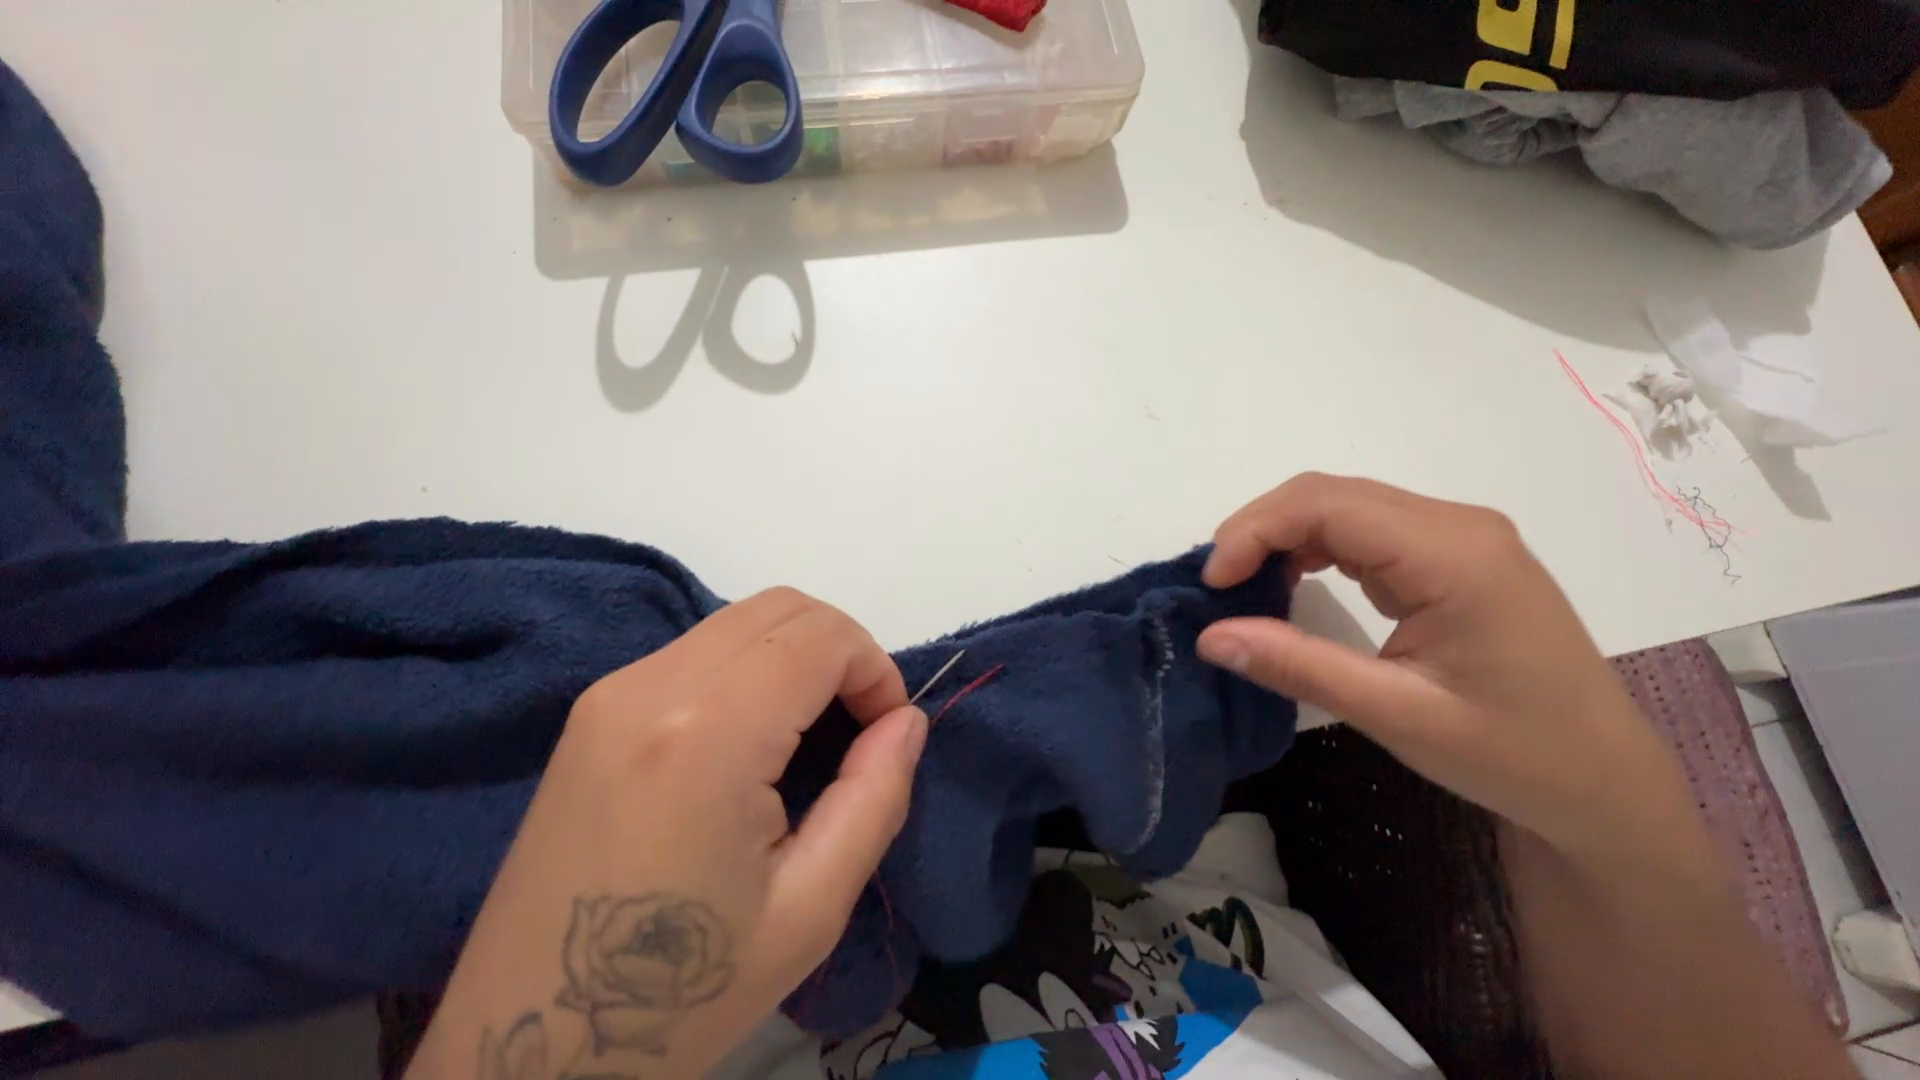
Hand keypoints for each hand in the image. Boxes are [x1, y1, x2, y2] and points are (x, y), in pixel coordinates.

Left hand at [406, 589, 927, 1079]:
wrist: (527, 1041)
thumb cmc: (681, 991)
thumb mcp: (809, 910)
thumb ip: (874, 798)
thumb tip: (905, 720)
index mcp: (707, 734)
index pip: (821, 637)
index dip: (876, 669)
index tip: (887, 734)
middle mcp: (650, 687)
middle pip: (781, 608)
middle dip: (842, 651)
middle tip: (858, 731)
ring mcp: (610, 693)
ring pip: (738, 622)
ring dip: (795, 658)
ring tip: (810, 739)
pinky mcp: (591, 712)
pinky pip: (697, 652)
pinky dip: (749, 670)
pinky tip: (752, 744)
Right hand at [1197, 474, 1705, 871]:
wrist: (1605, 783)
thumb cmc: (1512, 754)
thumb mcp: (1395, 714)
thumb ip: (1298, 666)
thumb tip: (1209, 635)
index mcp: (1454, 553)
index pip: (1327, 504)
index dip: (1255, 531)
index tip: (1212, 585)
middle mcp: (1458, 526)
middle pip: (1332, 494)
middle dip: (1261, 529)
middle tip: (1218, 587)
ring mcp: (1460, 538)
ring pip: (1346, 507)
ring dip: (1286, 537)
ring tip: (1245, 588)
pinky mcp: (1455, 558)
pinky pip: (1368, 532)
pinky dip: (1317, 550)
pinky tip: (1294, 586)